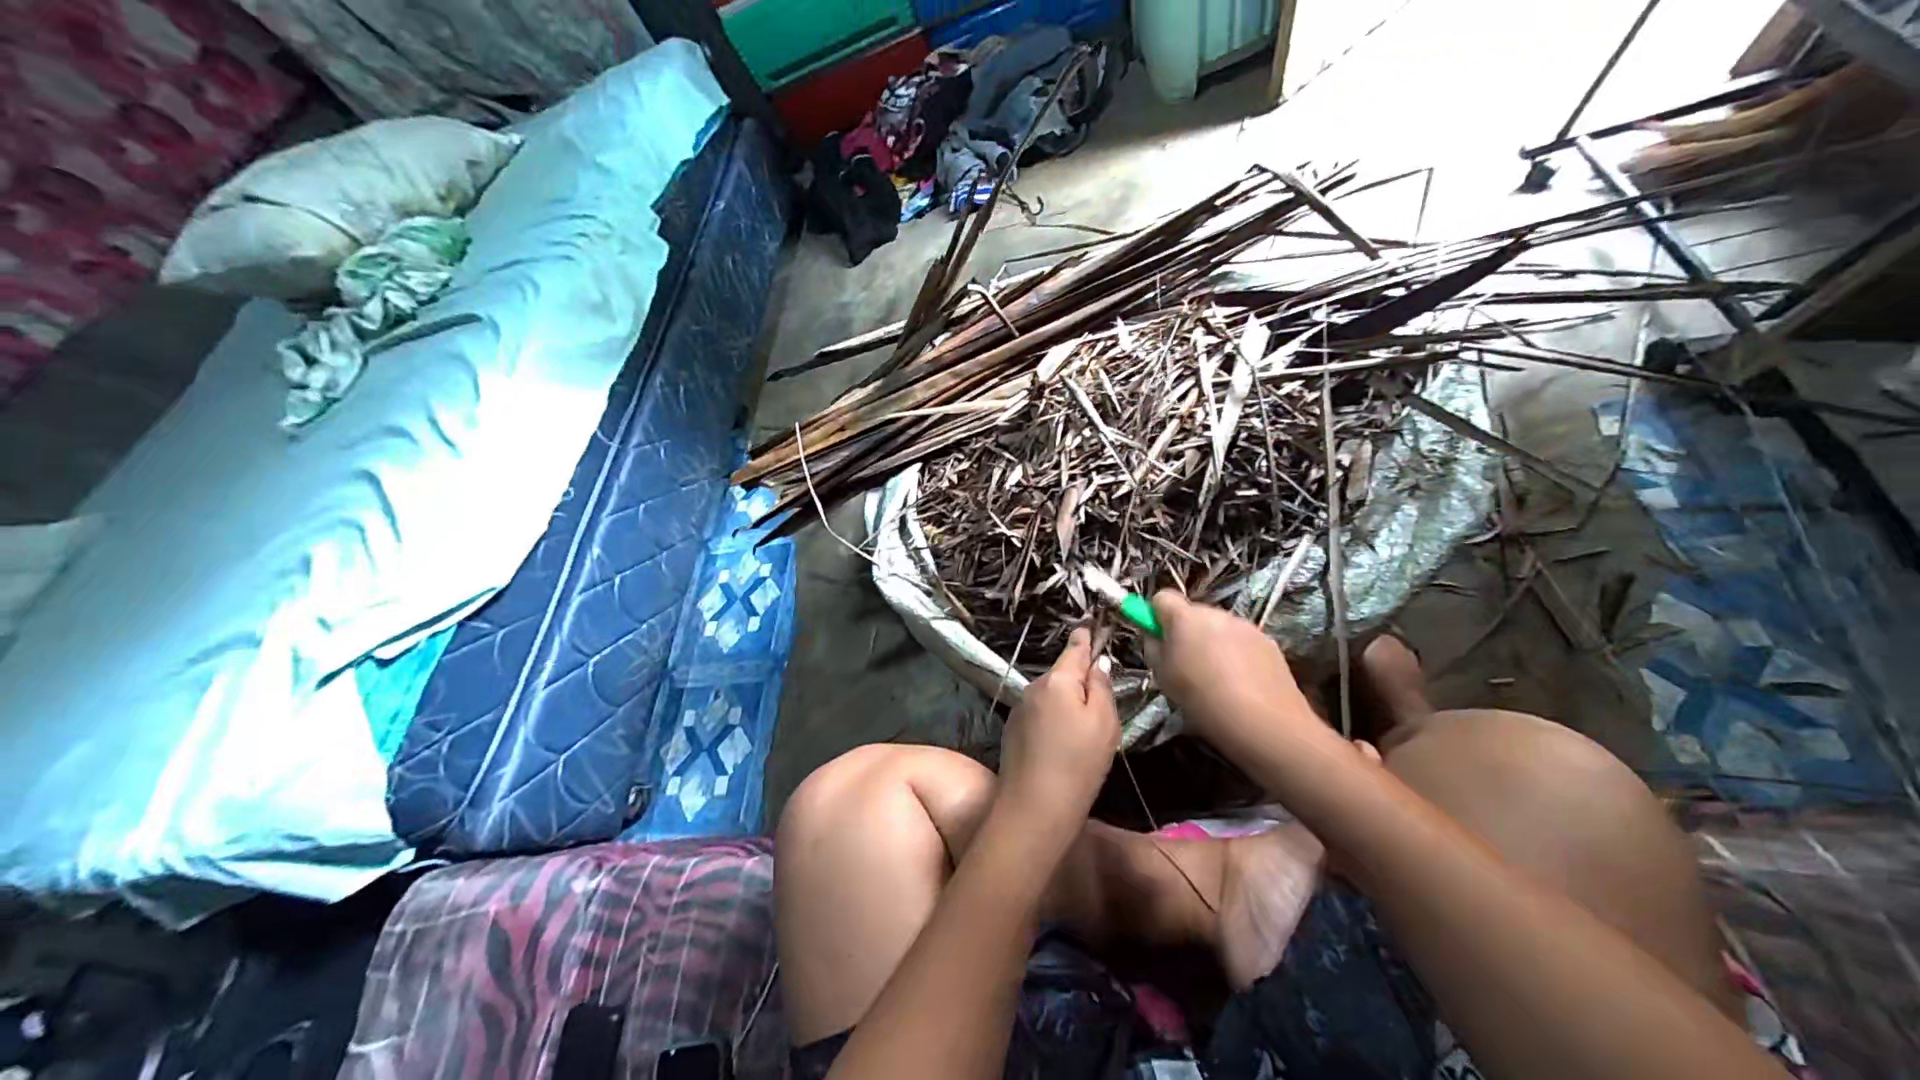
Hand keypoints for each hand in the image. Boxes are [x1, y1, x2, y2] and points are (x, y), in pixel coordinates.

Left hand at [998, 628, 1119, 838]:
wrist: (1035, 807)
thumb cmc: (1079, 762)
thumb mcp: (1104, 723)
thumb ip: (1102, 687)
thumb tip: (1097, 664)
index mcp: (1058, 679)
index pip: (1074, 648)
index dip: (1085, 638)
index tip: (1090, 627)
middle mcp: (1033, 687)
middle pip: (1062, 673)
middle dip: (1079, 679)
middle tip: (1101, 700)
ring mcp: (1020, 709)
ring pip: (1050, 695)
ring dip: (1065, 702)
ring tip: (1084, 729)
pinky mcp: (1013, 730)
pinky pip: (1039, 714)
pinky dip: (1052, 719)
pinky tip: (1062, 743)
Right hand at [1144, 591, 1330, 764]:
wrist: (1264, 722)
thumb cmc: (1202, 699)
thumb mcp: (1162, 677)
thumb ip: (1154, 648)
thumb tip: (1156, 636)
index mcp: (1185, 618)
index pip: (1162, 597)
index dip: (1156, 616)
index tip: (1159, 639)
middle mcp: (1216, 613)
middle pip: (1193, 613)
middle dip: (1187, 632)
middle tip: (1186, 665)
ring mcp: (1246, 626)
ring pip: (1219, 628)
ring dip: (1213, 643)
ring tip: (1217, 679)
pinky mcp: (1268, 642)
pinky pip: (1242, 641)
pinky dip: (1237, 654)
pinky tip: (1241, 683)